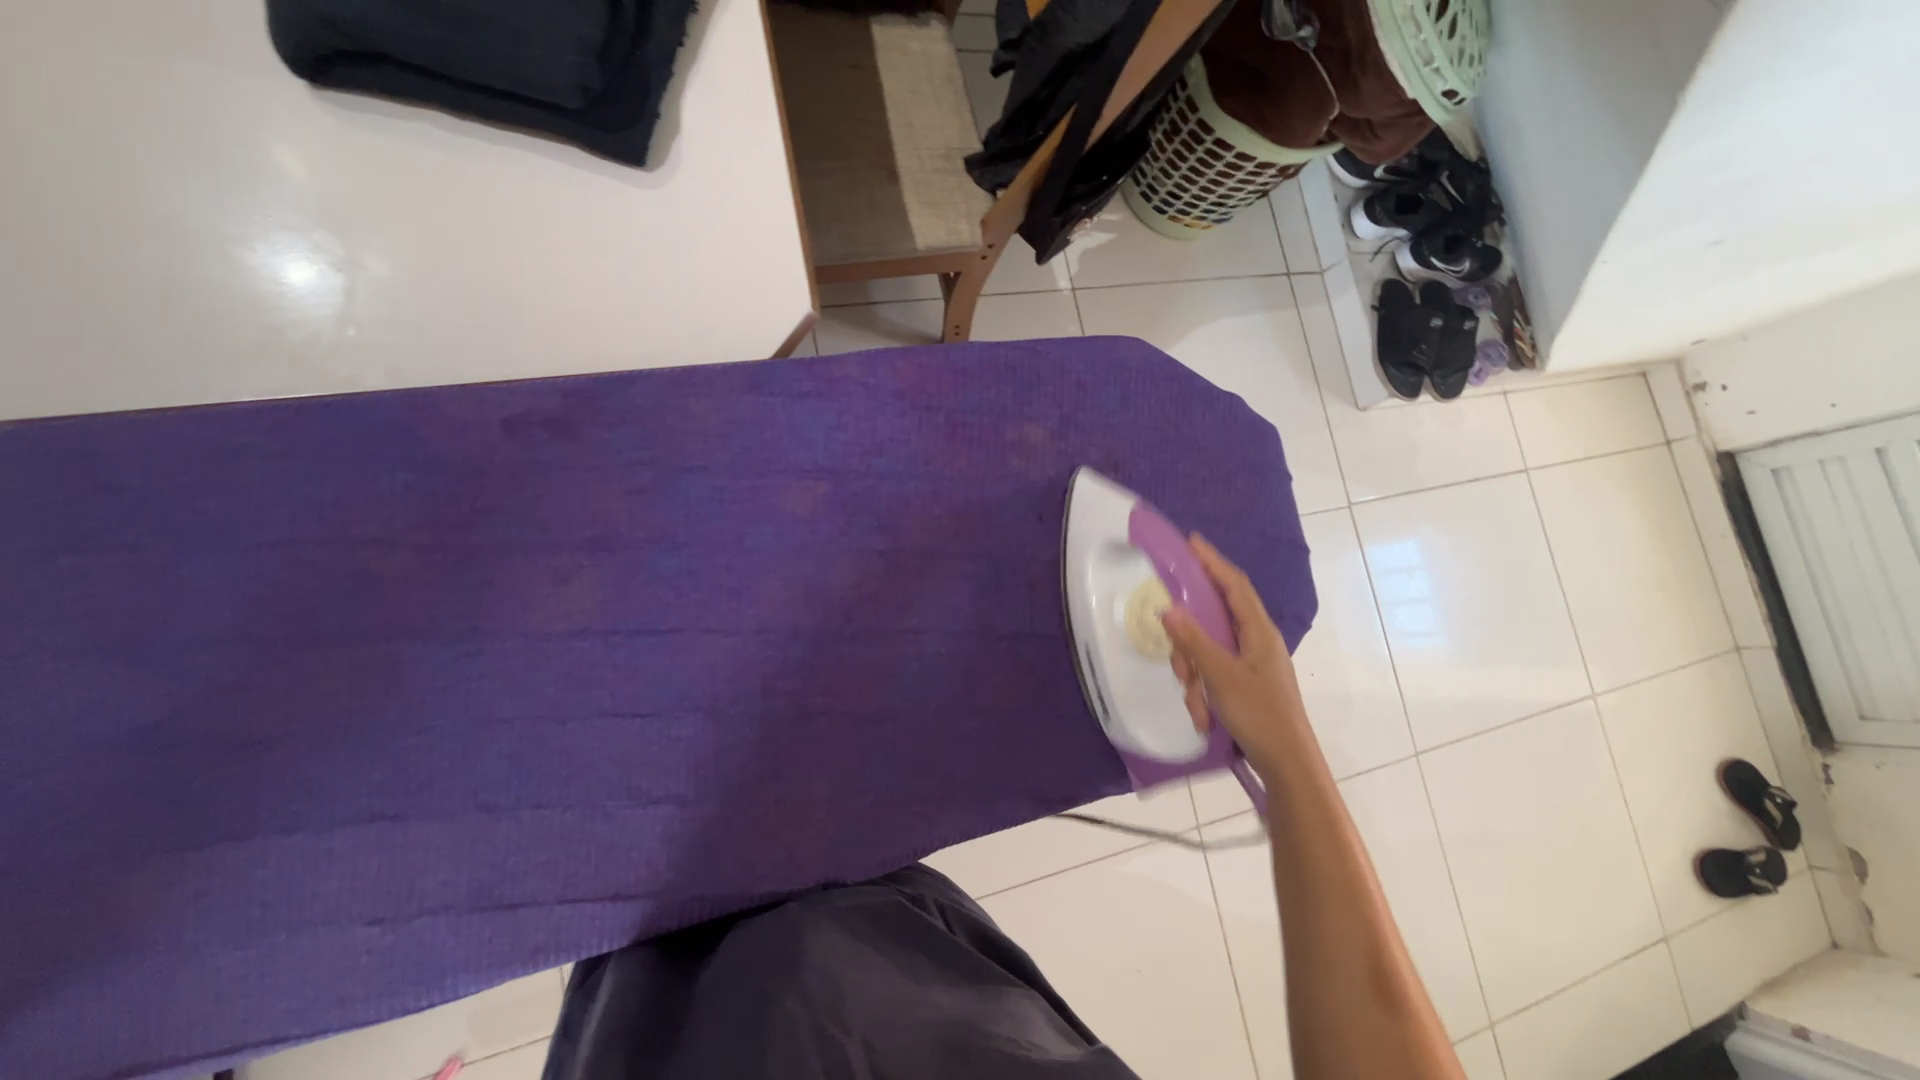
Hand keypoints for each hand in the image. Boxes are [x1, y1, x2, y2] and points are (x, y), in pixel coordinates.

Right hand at [1160, 534, 1303, 768]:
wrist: (1287, 764)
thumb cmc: (1260, 714)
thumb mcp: (1220, 676)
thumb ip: (1193, 641)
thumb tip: (1169, 608)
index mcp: (1258, 632)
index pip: (1234, 585)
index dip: (1212, 562)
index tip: (1191, 542)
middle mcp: (1257, 642)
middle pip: (1213, 622)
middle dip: (1190, 643)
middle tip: (1180, 666)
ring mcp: (1252, 665)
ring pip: (1208, 653)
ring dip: (1195, 676)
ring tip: (1197, 704)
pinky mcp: (1245, 686)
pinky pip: (1213, 676)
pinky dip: (1204, 694)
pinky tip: (1204, 717)